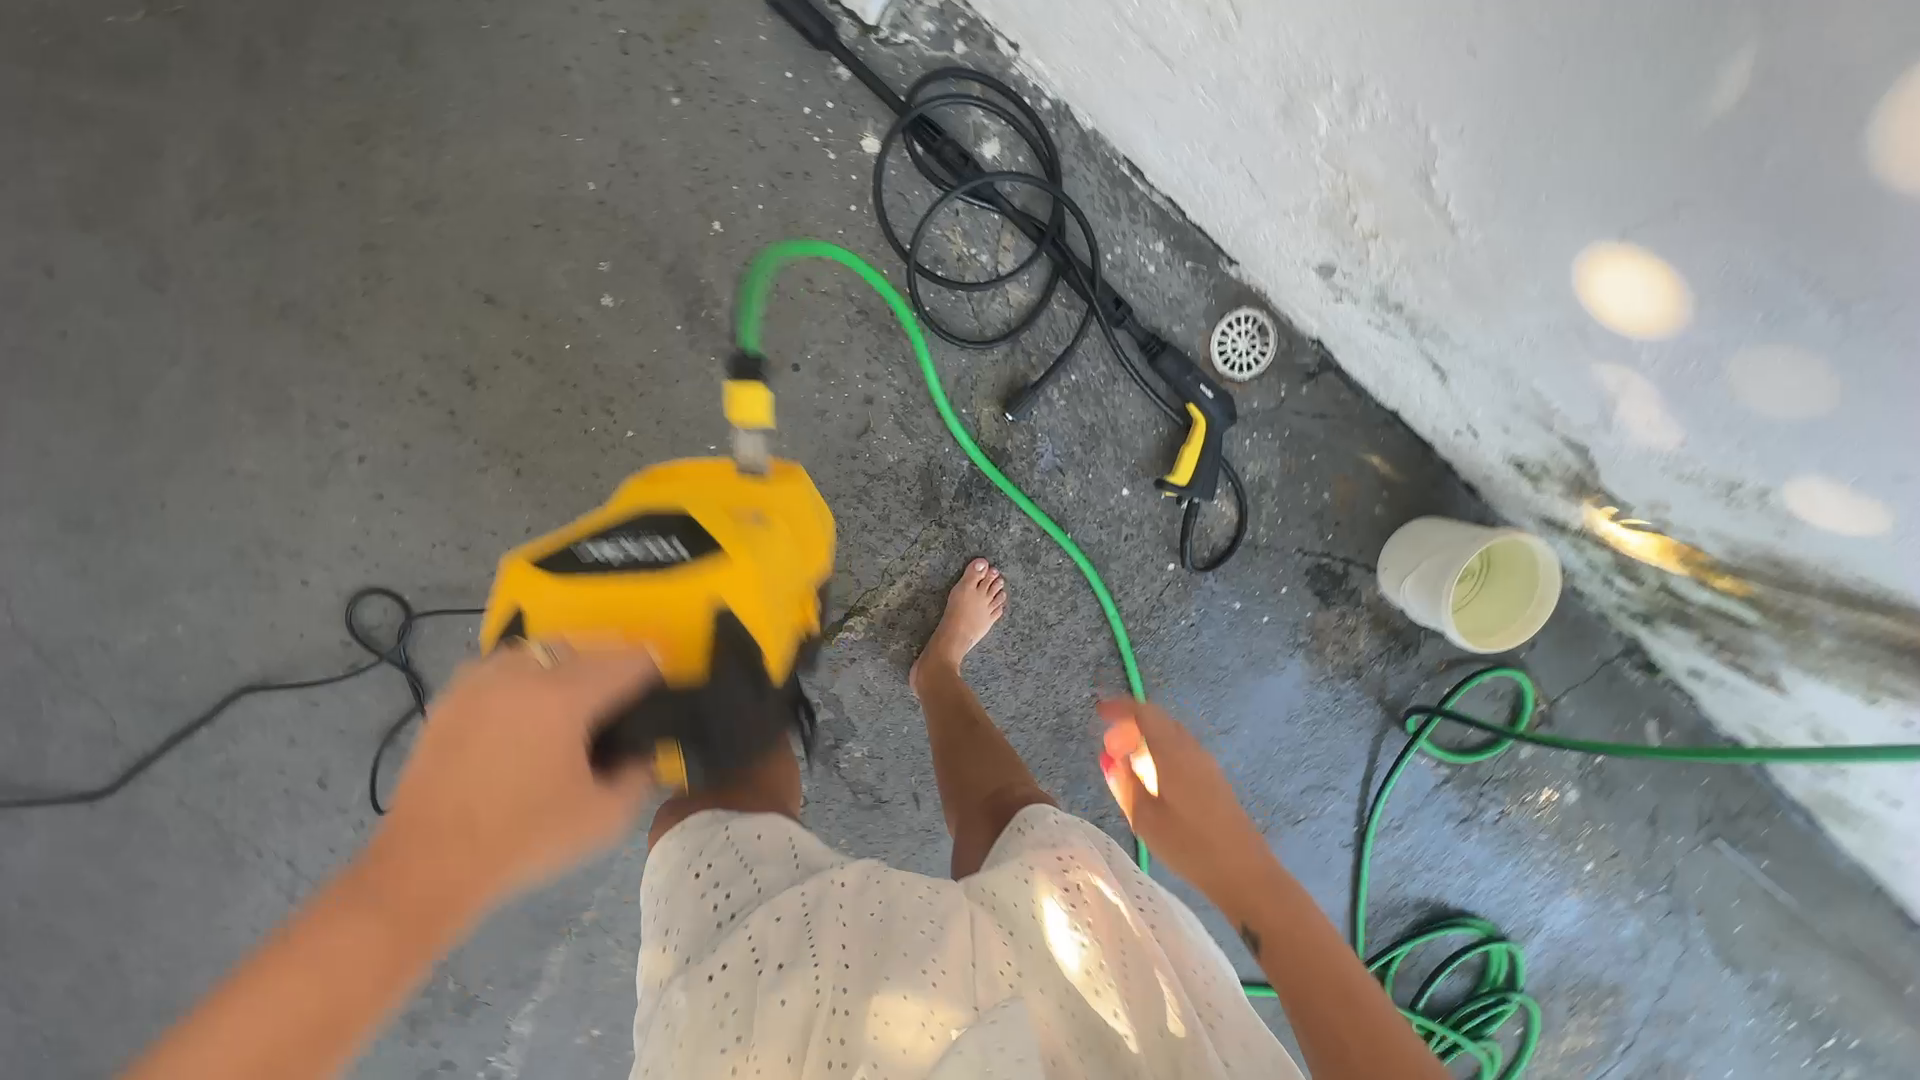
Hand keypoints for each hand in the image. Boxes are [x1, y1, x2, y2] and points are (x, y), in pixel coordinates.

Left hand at [365, 642, 659, 909]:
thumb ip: (640, 775)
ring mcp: (480, 681)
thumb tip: (642, 752)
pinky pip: (501, 669)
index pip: (630, 660)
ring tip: (568, 707)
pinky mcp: (450, 699)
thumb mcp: (605, 817)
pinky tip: (523, 717)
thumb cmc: (524, 839)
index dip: (655, 674)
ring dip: (565, 669)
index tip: (661, 698)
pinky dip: (523, 681)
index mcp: (564, 695)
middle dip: (609, 671)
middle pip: (586, 647)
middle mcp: (522, 673)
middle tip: (616, 711)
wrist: (427, 867)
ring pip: (540, 651)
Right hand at [1098, 699, 1267, 898]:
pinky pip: (1181, 751)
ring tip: (1126, 765)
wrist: (1244, 872)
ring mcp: (1206, 764)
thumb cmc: (1189, 845)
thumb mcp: (1145, 818)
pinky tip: (1151, 780)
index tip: (1099, 713)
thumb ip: (1124, 784)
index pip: (1145, 713)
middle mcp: (1192, 750)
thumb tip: (1109, 759)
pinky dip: (1160, 753)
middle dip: (1130, 726)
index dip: (1120, 708)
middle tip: (1110, 749)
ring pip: (1171, 736)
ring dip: (1146, 740)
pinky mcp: (1214, 780)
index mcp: (1173, 753)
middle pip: (1159, 720)